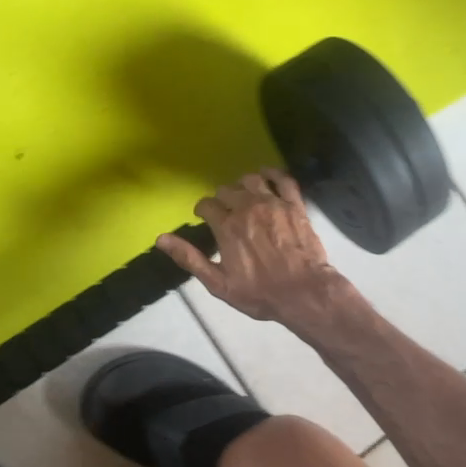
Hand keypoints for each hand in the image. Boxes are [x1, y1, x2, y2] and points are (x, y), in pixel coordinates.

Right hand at [157, 168, 353, 328]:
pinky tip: (268, 174)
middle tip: (225, 211)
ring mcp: (273, 203)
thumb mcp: (219, 283)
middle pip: (227, 190)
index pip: (207, 205)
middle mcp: (248, 208)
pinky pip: (283, 180)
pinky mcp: (294, 205)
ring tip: (243, 195)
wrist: (304, 292)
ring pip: (252, 180)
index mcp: (227, 226)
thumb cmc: (260, 292)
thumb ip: (190, 259)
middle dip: (222, 199)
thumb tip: (161, 239)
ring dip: (243, 185)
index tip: (204, 218)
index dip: (203, 210)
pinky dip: (274, 173)